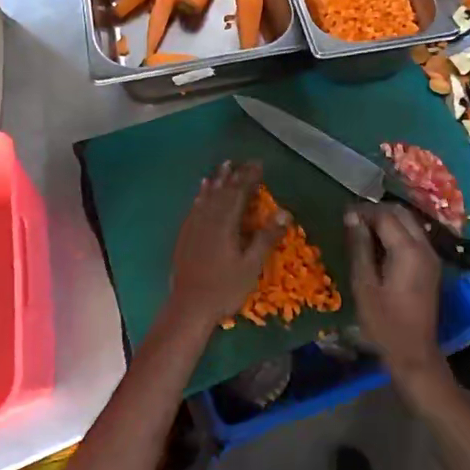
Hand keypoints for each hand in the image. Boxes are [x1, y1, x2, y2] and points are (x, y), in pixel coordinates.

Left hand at [167, 162, 287, 329]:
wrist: (188, 307)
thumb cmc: (224, 288)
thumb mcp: (251, 266)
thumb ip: (266, 237)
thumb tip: (285, 212)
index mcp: (226, 223)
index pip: (239, 193)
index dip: (249, 177)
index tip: (259, 164)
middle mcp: (208, 218)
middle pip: (222, 191)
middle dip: (234, 175)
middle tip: (244, 162)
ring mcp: (194, 226)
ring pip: (207, 196)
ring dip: (217, 180)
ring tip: (224, 166)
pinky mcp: (185, 234)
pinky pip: (195, 206)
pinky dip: (201, 194)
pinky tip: (201, 190)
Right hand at [345, 203, 444, 383]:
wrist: (414, 353)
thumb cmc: (383, 322)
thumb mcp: (364, 284)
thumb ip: (359, 247)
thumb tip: (352, 217)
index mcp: (408, 250)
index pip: (385, 216)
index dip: (363, 211)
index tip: (343, 215)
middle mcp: (424, 247)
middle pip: (402, 213)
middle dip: (377, 211)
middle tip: (353, 221)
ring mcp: (431, 256)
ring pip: (410, 223)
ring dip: (387, 220)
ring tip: (362, 231)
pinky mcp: (431, 266)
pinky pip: (414, 236)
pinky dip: (397, 232)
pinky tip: (378, 245)